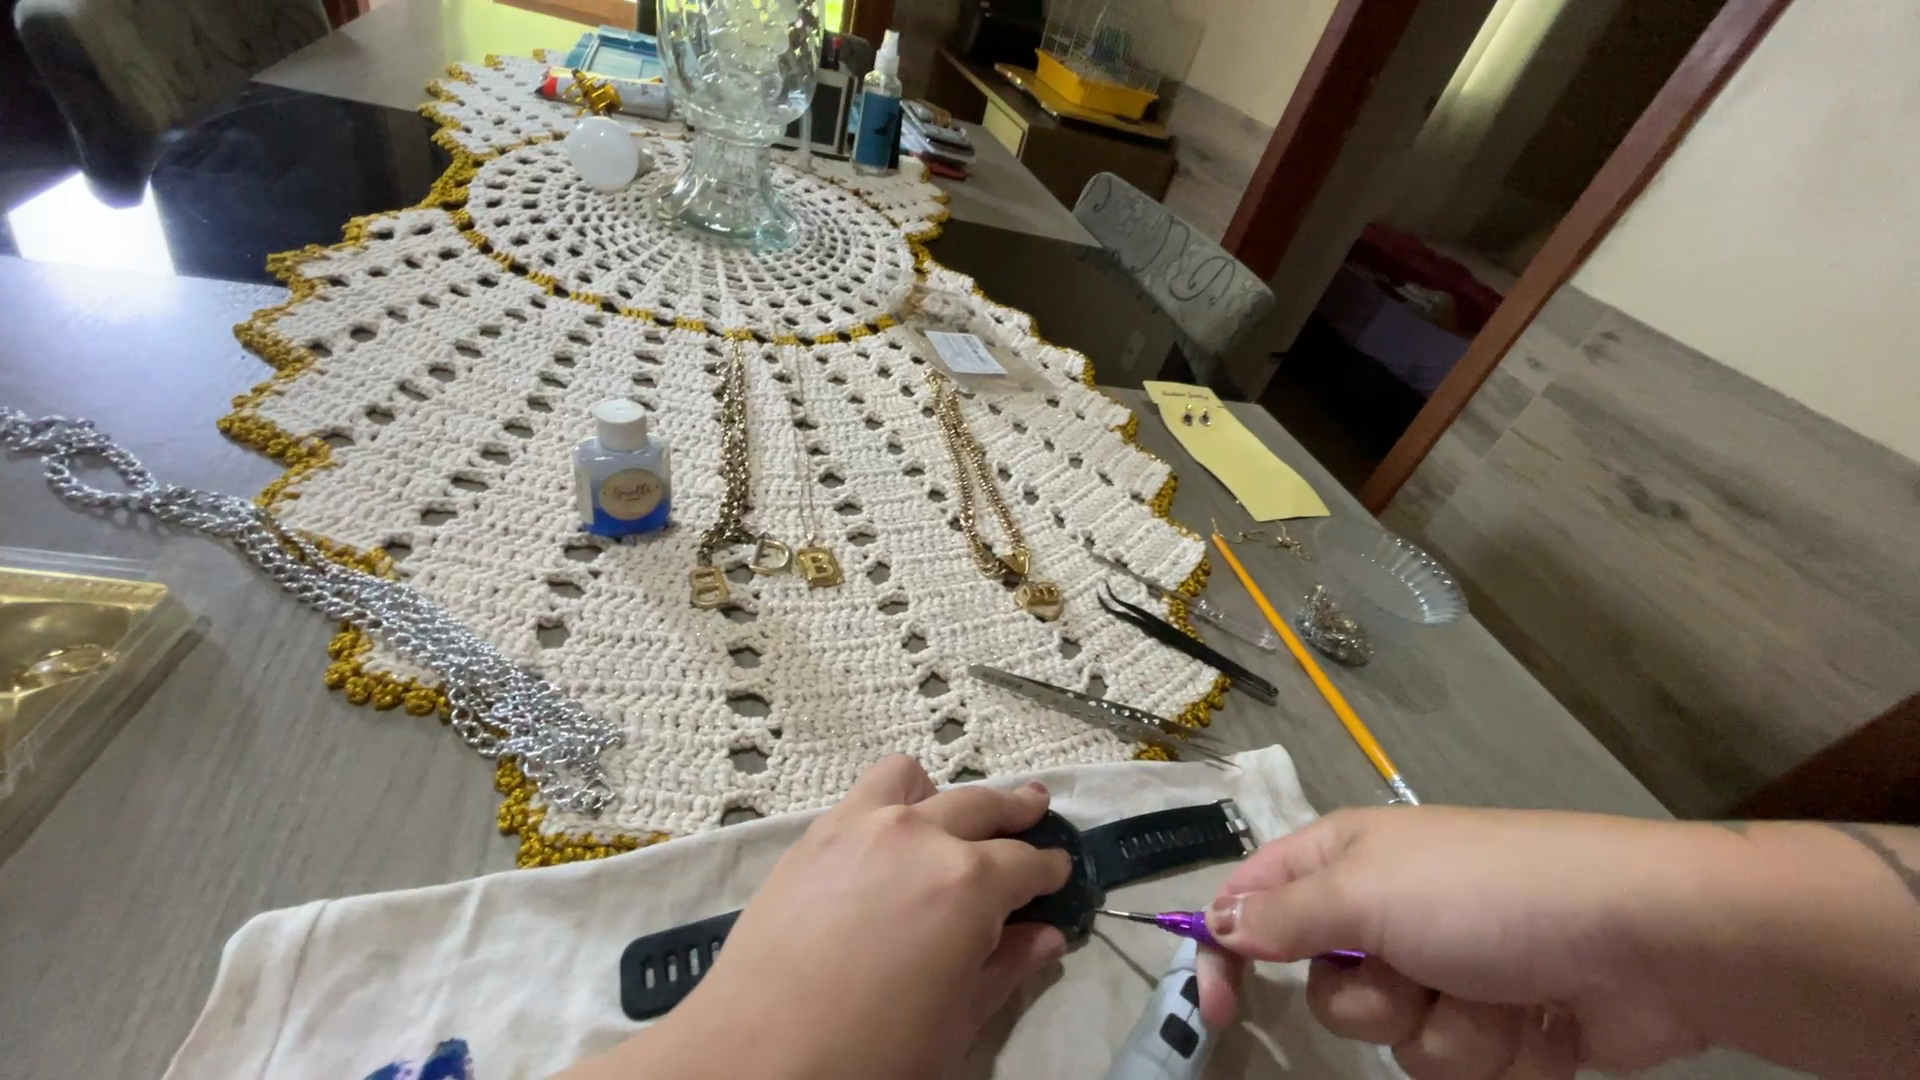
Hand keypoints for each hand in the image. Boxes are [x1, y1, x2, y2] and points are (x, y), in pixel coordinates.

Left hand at [579, 756, 1070, 1079]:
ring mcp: (865, 822)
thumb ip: (1006, 968)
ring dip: (946, 794)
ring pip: (920, 780)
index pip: (1027, 863)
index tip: (1060, 870)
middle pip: (984, 805)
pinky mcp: (820, 829)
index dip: (1050, 868)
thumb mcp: (955, 1024)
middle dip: (1018, 810)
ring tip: (950, 817)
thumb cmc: (870, 1054)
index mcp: (968, 884)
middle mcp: (922, 834)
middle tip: (1036, 811)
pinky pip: (868, 790)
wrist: (754, 1056)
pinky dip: (892, 798)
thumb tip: (1046, 936)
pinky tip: (889, 833)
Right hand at [1195, 806, 1708, 1079]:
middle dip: (1376, 998)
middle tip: (1414, 969)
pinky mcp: (1496, 1020)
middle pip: (1330, 988)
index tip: (1219, 1012)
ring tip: (1497, 992)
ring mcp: (1441, 969)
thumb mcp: (1365, 894)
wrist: (1645, 938)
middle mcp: (1380, 912)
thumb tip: (1214, 922)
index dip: (1226, 951)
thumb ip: (1284, 916)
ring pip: (1399, 1037)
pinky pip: (1464, 1063)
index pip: (1251, 902)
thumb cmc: (1481, 893)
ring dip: (1450, 1028)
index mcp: (1340, 862)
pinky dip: (1502, 1049)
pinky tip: (1541, 1017)